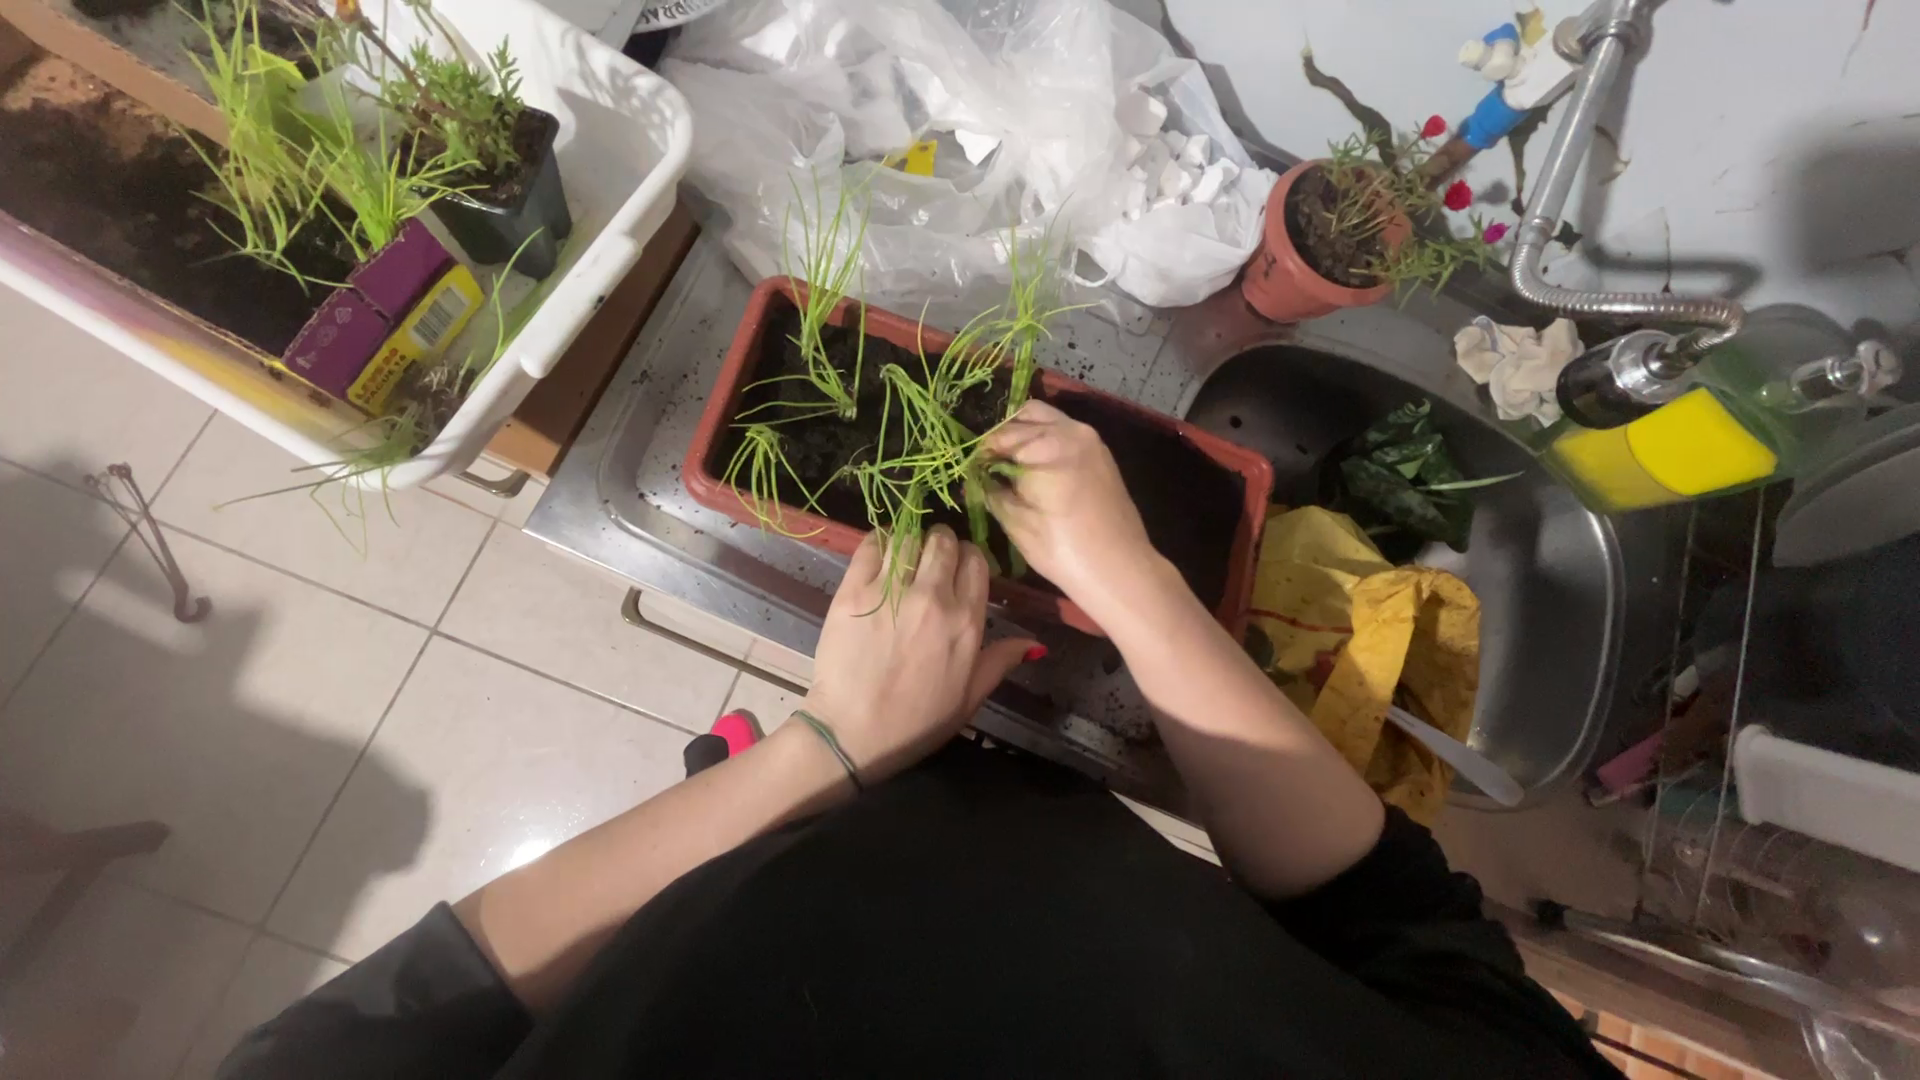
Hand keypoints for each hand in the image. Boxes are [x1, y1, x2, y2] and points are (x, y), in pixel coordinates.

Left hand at [797, 526, 1036, 784]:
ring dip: (910, 543)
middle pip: (944, 541)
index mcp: (966, 621)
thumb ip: (1001, 661)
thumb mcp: (969, 698)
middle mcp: (933, 597)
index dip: (968, 560)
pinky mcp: (853, 590)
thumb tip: (1035, 643)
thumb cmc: (914, 722)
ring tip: (903, 560)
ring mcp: (891, 590)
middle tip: (930, 562)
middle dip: (941, 545)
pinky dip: (878, 544)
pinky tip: (879, 558)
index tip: (958, 572)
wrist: (850, 735)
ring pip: (909, 537)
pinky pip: (871, 545)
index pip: (976, 560)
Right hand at [984, 399, 1162, 608]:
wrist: (1119, 568)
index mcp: (1047, 444)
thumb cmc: (1062, 548)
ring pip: (1045, 420)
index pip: (999, 434)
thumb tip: (972, 478)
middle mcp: (1071, 430)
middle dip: (1000, 435)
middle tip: (985, 463)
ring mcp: (1090, 439)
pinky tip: (1031, 468)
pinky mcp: (1100, 453)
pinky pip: (1063, 432)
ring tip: (1006, 465)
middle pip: (1024, 415)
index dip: (978, 452)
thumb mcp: (1016, 521)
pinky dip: (1043, 440)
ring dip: (1022, 434)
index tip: (966, 468)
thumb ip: (990, 491)